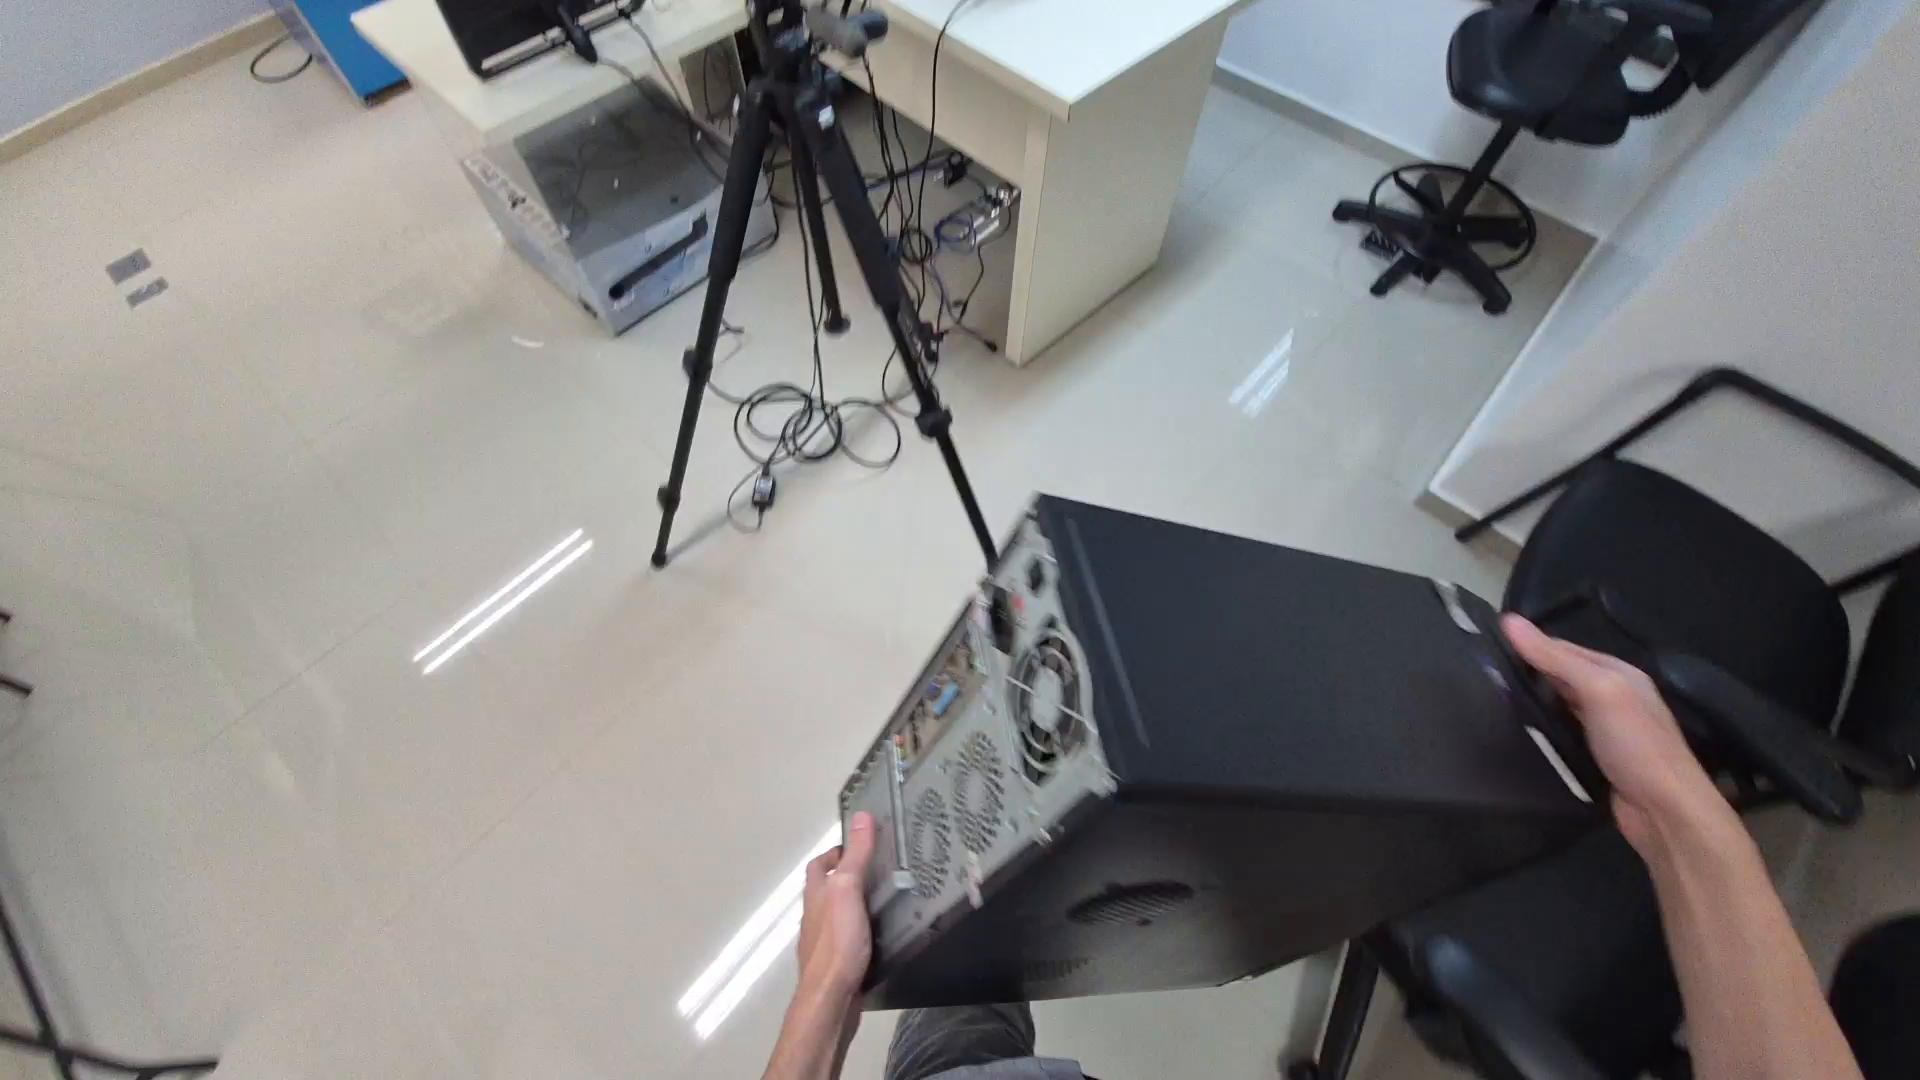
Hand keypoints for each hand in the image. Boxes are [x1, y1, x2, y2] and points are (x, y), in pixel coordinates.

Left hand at [796, 811, 876, 1002]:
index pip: (819, 864)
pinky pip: (848, 938)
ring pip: (838, 914)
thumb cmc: (837, 942)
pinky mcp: (836, 964)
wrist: (830, 1001)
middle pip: (828, 888)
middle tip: (881, 870)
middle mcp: (815, 915)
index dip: (835, 852)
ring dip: (856, 904)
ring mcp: (823, 942)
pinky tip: (881, 934)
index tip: (860, 846)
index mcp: (816, 894)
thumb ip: (856, 855)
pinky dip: (862, 931)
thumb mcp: (848, 889)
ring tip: (887, 898)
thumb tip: (862, 816)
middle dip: (849, 877)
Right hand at [1502, 615, 1741, 858]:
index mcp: (1620, 673)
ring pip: (1555, 699)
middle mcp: (1614, 694)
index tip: (1483, 643)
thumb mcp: (1599, 692)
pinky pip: (1556, 726)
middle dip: (1523, 669)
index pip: (1561, 646)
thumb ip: (1556, 658)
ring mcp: (1604, 725)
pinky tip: (1513, 725)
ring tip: (1485, 694)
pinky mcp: (1592, 751)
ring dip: (1527, 697)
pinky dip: (1535, 722)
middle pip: (1558, 672)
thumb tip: (1509, 620)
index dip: (1526, 643)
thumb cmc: (1637, 747)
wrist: (1667, 814)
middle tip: (1477, 671)